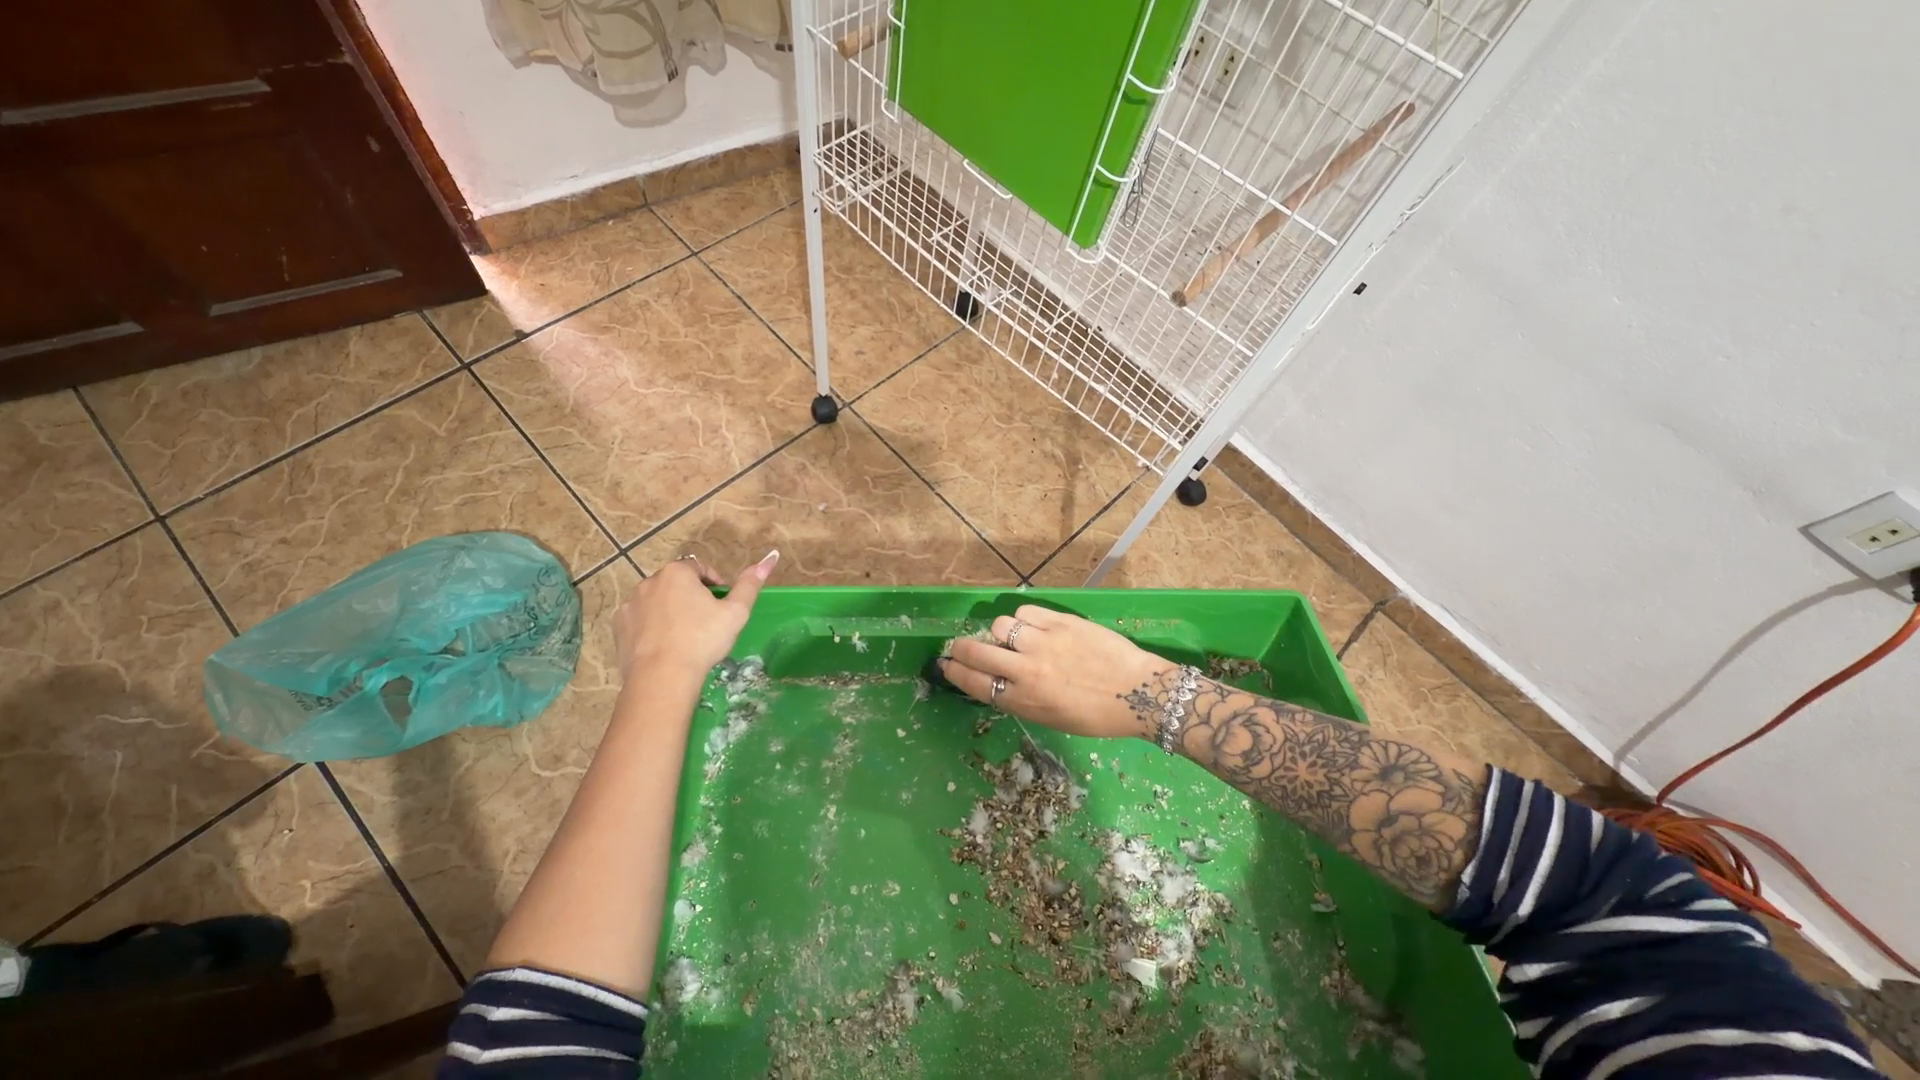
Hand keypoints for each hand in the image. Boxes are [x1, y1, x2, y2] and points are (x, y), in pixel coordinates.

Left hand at [613, 551, 778, 679]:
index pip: (700, 567)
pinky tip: (663, 646)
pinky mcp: (618, 626)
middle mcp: (649, 581)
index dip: (714, 583)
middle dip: (691, 596)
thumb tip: (770, 557)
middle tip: (705, 622)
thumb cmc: (703, 640)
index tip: (722, 604)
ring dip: (670, 610)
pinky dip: (650, 627)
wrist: (662, 676)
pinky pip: (639, 620)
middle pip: (676, 583)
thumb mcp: (736, 612)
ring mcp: (630, 604)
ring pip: (656, 601)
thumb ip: (750, 584)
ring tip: (684, 636)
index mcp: (677, 573)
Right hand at [938, 605, 1174, 738]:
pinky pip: (1025, 613)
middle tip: (960, 646)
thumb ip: (1021, 699)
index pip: (976, 683)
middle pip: (977, 651)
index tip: (946, 664)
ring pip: (1000, 626)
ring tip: (1011, 637)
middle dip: (961, 648)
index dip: (955, 672)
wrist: (1140, 693)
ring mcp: (1043, 643)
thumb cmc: (1097, 715)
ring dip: (1000, 633)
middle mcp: (1028, 671)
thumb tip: (998, 679)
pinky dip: (1022, 620)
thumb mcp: (1051, 718)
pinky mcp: (1060, 622)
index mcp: (1025, 701)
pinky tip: (1032, 626)